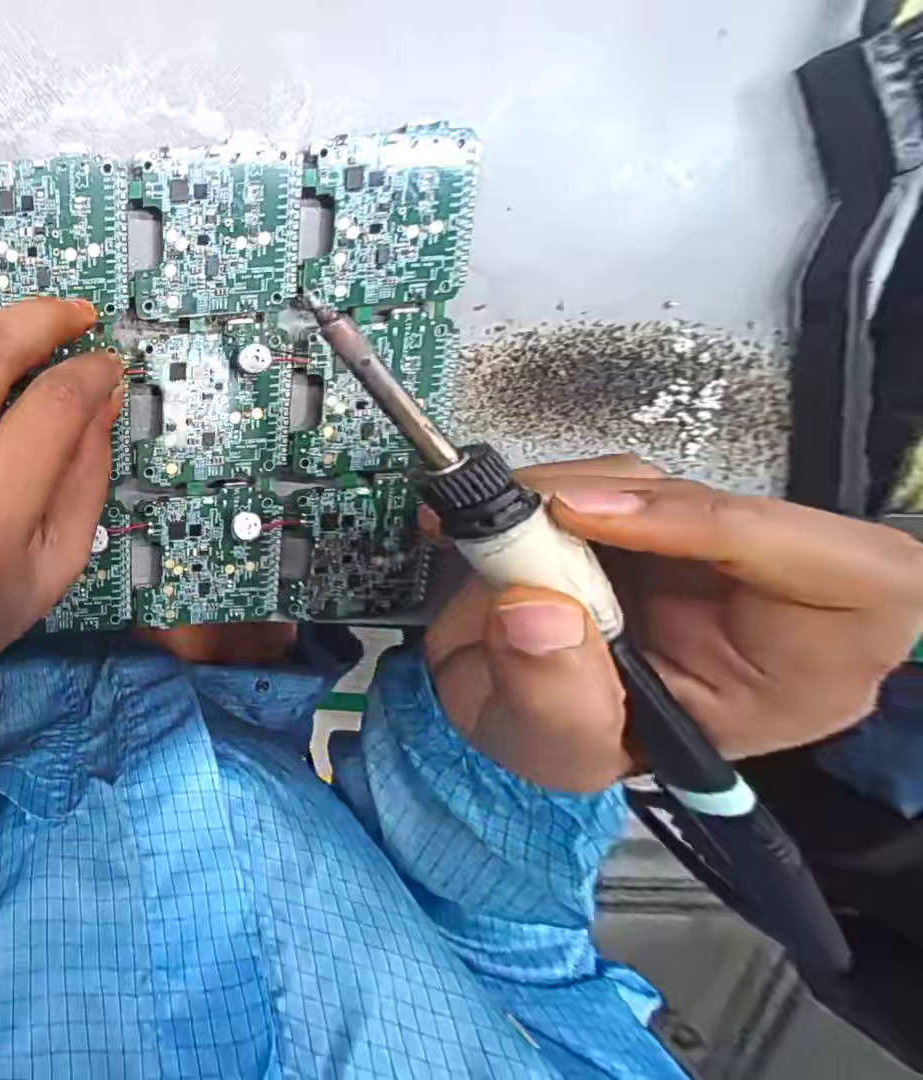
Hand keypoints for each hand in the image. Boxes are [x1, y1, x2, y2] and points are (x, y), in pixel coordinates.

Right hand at [424, 455, 922, 792]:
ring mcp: (682, 554)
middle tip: (505, 519)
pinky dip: (521, 491)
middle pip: (730, 508)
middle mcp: (755, 597)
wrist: (493, 709)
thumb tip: (533, 606)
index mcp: (792, 671)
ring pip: (649, 483)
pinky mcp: (618, 528)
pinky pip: (588, 484)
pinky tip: (468, 517)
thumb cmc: (545, 743)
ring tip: (469, 524)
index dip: (726, 527)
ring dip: (551, 492)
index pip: (849, 575)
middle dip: (608, 503)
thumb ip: (551, 697)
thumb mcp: (550, 749)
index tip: (585, 518)